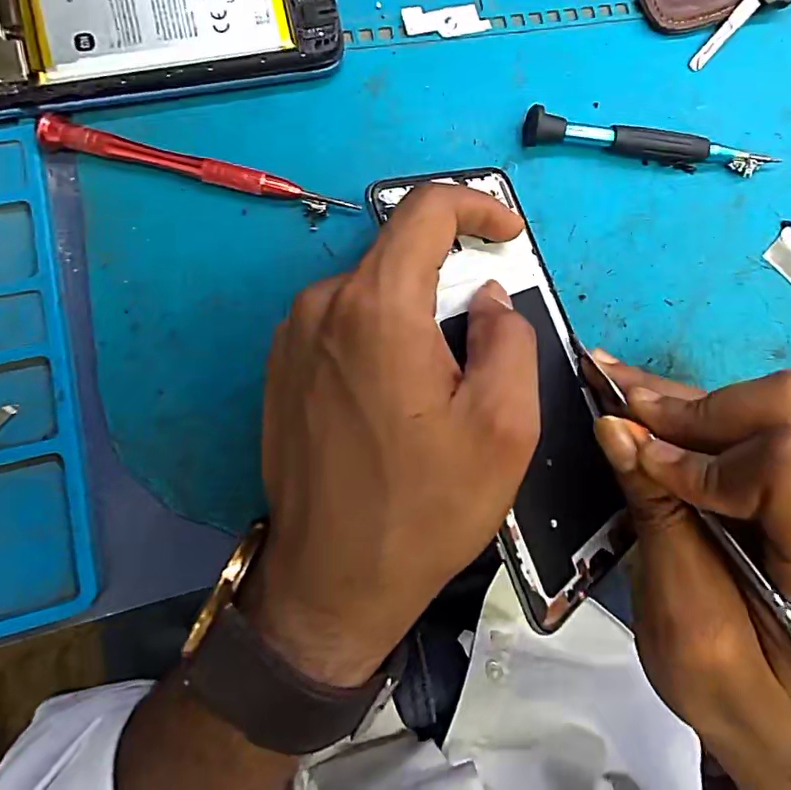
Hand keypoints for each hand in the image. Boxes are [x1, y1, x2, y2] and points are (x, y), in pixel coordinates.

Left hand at [242, 185, 539, 686]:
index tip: (506, 234)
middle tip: (484, 334)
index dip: (477, 206)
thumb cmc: (424, 506)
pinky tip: (399, 393)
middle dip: (452, 273)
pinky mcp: (282, 364)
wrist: (330, 583)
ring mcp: (293, 334)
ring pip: (373, 287)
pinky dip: (384, 329)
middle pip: (400, 252)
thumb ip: (508, 337)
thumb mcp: (503, 426)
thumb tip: (486, 296)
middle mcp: (322, 305)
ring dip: (418, 308)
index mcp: (376, 308)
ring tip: (443, 379)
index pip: (426, 210)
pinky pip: (345, 319)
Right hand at [590, 364, 790, 786]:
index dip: (704, 457)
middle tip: (627, 416)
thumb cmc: (730, 692)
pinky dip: (713, 412)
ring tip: (632, 406)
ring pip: (787, 403)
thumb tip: (616, 425)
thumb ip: (658, 516)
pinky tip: (659, 409)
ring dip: (699, 406)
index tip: (641, 459)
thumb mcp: (679, 623)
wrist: (777, 710)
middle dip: (698, 412)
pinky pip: (782, 418)